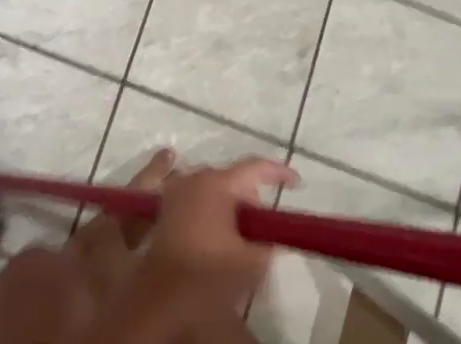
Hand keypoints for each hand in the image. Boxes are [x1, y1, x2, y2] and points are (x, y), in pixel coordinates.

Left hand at [143, 156, 298, 309]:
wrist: (164, 293)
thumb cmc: (210, 272)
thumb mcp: (254, 260)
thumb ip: (267, 240)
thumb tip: (265, 233)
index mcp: (219, 185)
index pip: (255, 168)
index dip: (279, 172)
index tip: (297, 183)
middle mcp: (195, 178)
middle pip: (232, 178)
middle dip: (250, 198)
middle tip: (261, 226)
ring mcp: (176, 190)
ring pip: (211, 187)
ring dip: (228, 203)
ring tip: (238, 233)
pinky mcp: (164, 207)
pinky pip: (193, 197)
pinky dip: (209, 207)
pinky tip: (215, 230)